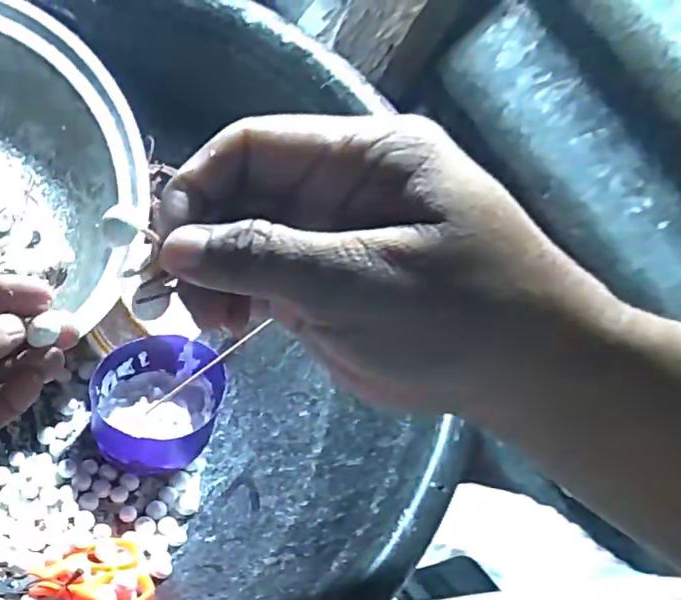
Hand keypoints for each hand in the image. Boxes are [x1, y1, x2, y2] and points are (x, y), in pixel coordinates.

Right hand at [152, 114, 623, 415]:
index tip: (169, 251)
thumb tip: (173, 248)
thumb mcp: (353, 280)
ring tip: (214, 323)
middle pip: (229, 195)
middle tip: (184, 300)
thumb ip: (260, 257)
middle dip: (195, 245)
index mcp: (359, 157)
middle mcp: (331, 187)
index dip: (195, 189)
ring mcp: (316, 237)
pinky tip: (228, 327)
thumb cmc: (454, 314)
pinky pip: (243, 278)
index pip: (248, 146)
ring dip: (204, 280)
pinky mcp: (306, 282)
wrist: (511, 372)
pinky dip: (222, 300)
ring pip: (227, 242)